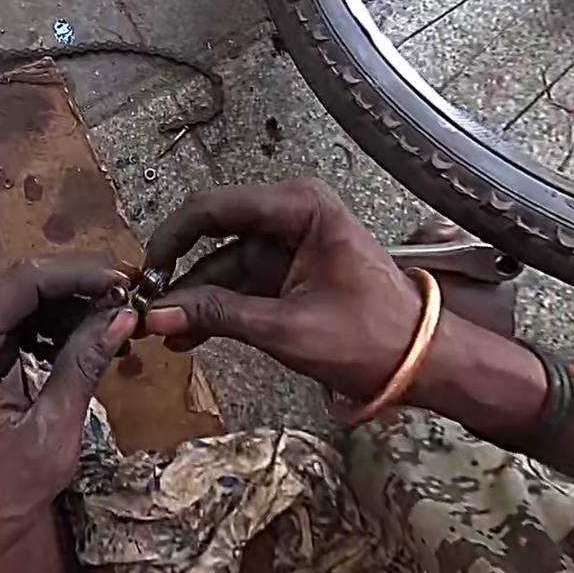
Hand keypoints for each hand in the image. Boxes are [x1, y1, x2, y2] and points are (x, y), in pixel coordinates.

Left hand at [0, 256, 136, 572]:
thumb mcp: (48, 437)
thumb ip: (82, 366)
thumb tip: (124, 316)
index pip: (24, 280)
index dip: (79, 273)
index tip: (124, 282)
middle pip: (22, 284)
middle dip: (78, 288)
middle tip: (126, 300)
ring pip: (20, 300)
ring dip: (67, 307)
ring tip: (113, 321)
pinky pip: (11, 323)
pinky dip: (48, 327)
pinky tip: (83, 340)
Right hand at [141, 179, 420, 400]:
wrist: (426, 365)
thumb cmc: (372, 338)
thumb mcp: (288, 328)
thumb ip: (219, 315)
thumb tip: (157, 315)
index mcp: (299, 207)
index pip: (216, 207)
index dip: (174, 236)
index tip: (147, 269)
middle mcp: (289, 214)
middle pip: (215, 232)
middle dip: (182, 270)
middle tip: (148, 300)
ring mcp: (285, 242)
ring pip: (222, 261)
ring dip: (195, 295)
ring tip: (163, 329)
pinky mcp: (285, 269)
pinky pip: (239, 281)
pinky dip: (216, 305)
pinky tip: (188, 331)